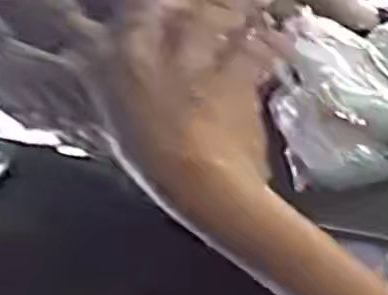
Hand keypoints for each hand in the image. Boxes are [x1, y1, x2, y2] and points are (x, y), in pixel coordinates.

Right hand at [72, 0, 281, 214]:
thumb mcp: (122, 121)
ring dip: (233, 10)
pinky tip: (278, 35)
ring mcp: (190, 64)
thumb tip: (120, 85)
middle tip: (226, 2)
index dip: (152, 10)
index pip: (128, 19)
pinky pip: (248, 52)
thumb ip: (122, 94)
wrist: (199, 182)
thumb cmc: (161, 168)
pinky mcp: (229, 82)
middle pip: (166, 9)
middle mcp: (144, 50)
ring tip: (255, 3)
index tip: (169, 7)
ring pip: (208, 22)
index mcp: (108, 61)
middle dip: (196, 2)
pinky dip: (264, 42)